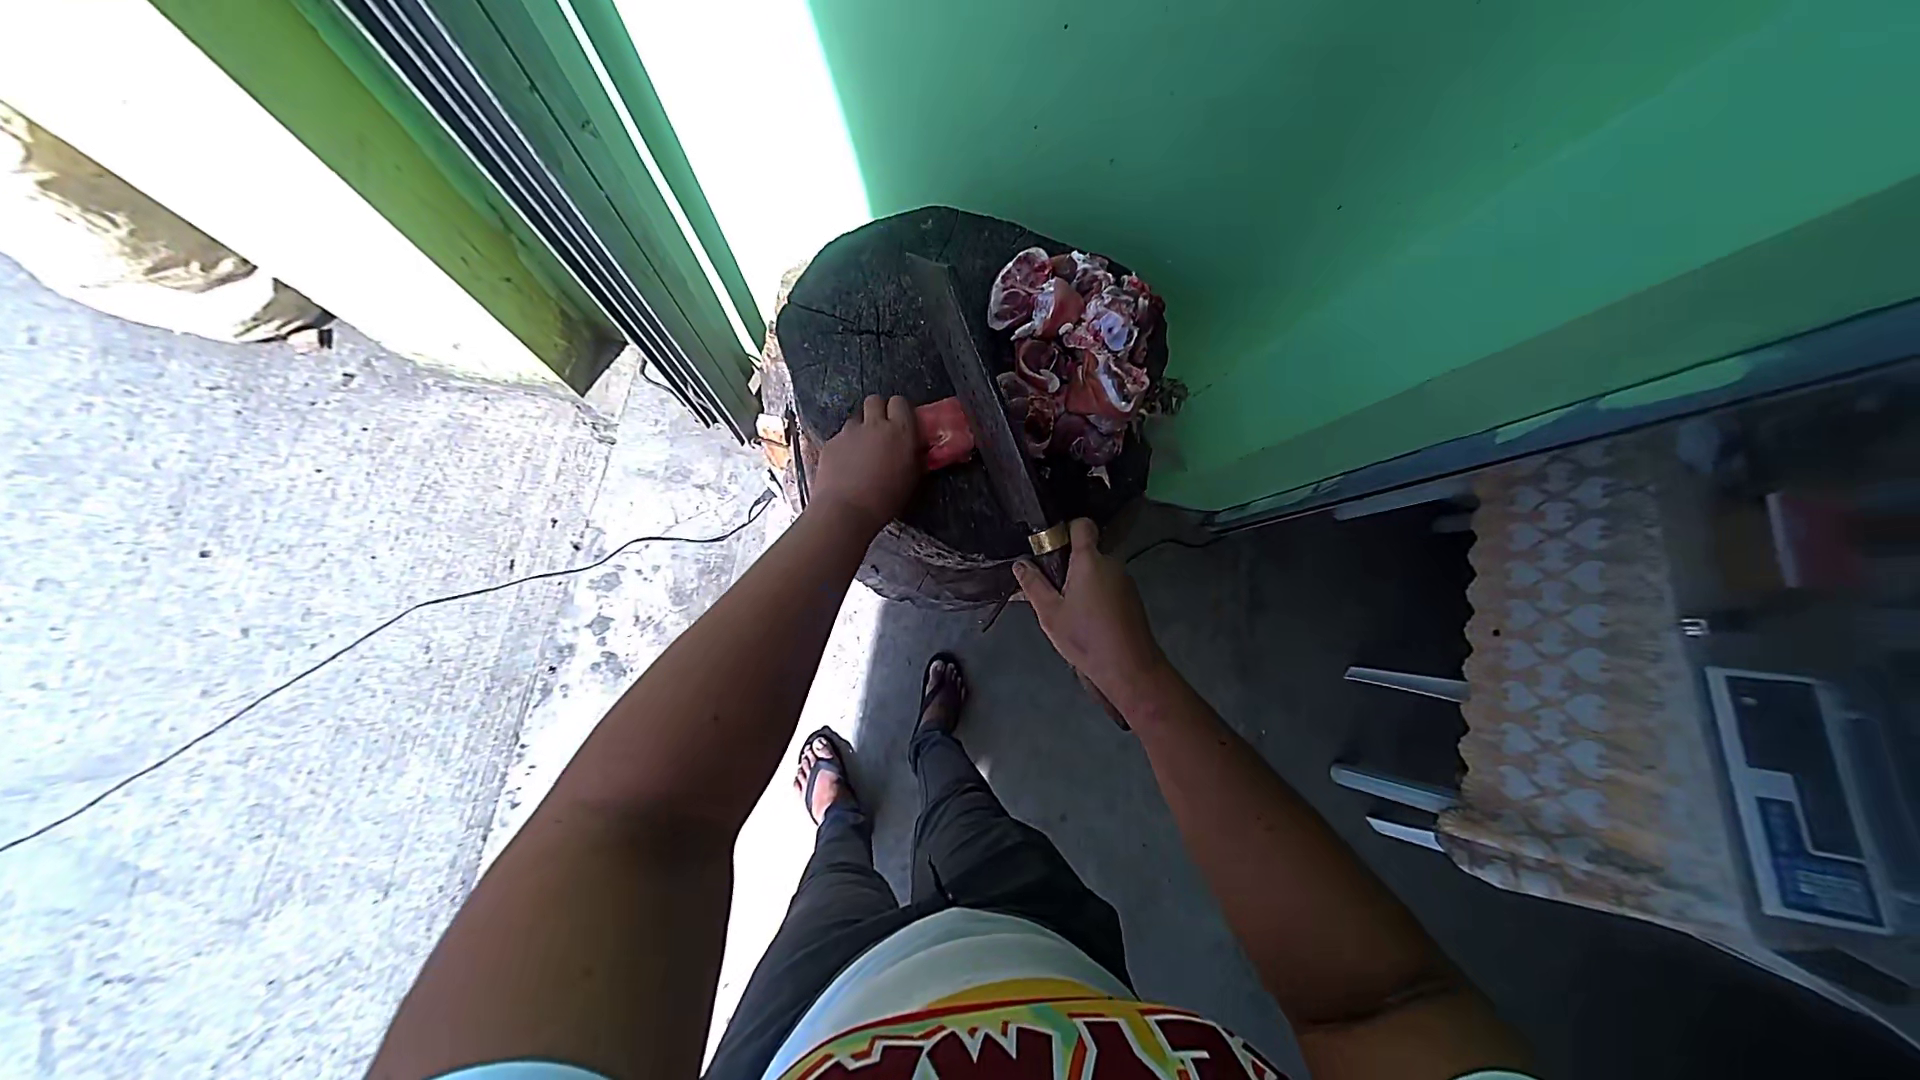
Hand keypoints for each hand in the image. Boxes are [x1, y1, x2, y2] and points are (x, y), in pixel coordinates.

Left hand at [807, 394, 919, 534]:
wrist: (845, 510)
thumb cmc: (886, 499)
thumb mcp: (911, 478)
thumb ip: (914, 456)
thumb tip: (914, 448)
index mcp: (900, 431)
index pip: (900, 402)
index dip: (899, 411)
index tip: (901, 424)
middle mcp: (874, 424)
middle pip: (875, 400)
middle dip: (878, 411)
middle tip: (881, 430)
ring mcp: (849, 432)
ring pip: (856, 419)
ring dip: (861, 429)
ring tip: (862, 451)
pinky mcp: (830, 442)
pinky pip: (841, 436)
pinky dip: (845, 445)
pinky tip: (845, 465)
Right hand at [1012, 519, 1168, 703]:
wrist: (1130, 668)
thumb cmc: (1086, 637)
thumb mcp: (1050, 613)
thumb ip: (1033, 585)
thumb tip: (1020, 564)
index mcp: (1089, 561)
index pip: (1081, 525)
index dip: (1066, 530)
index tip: (1051, 550)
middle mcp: (1111, 563)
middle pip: (1087, 553)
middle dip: (1069, 567)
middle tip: (1053, 594)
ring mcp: (1125, 581)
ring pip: (1097, 572)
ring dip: (1083, 585)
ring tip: (1070, 614)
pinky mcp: (1133, 598)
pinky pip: (1109, 587)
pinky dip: (1097, 597)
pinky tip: (1088, 623)